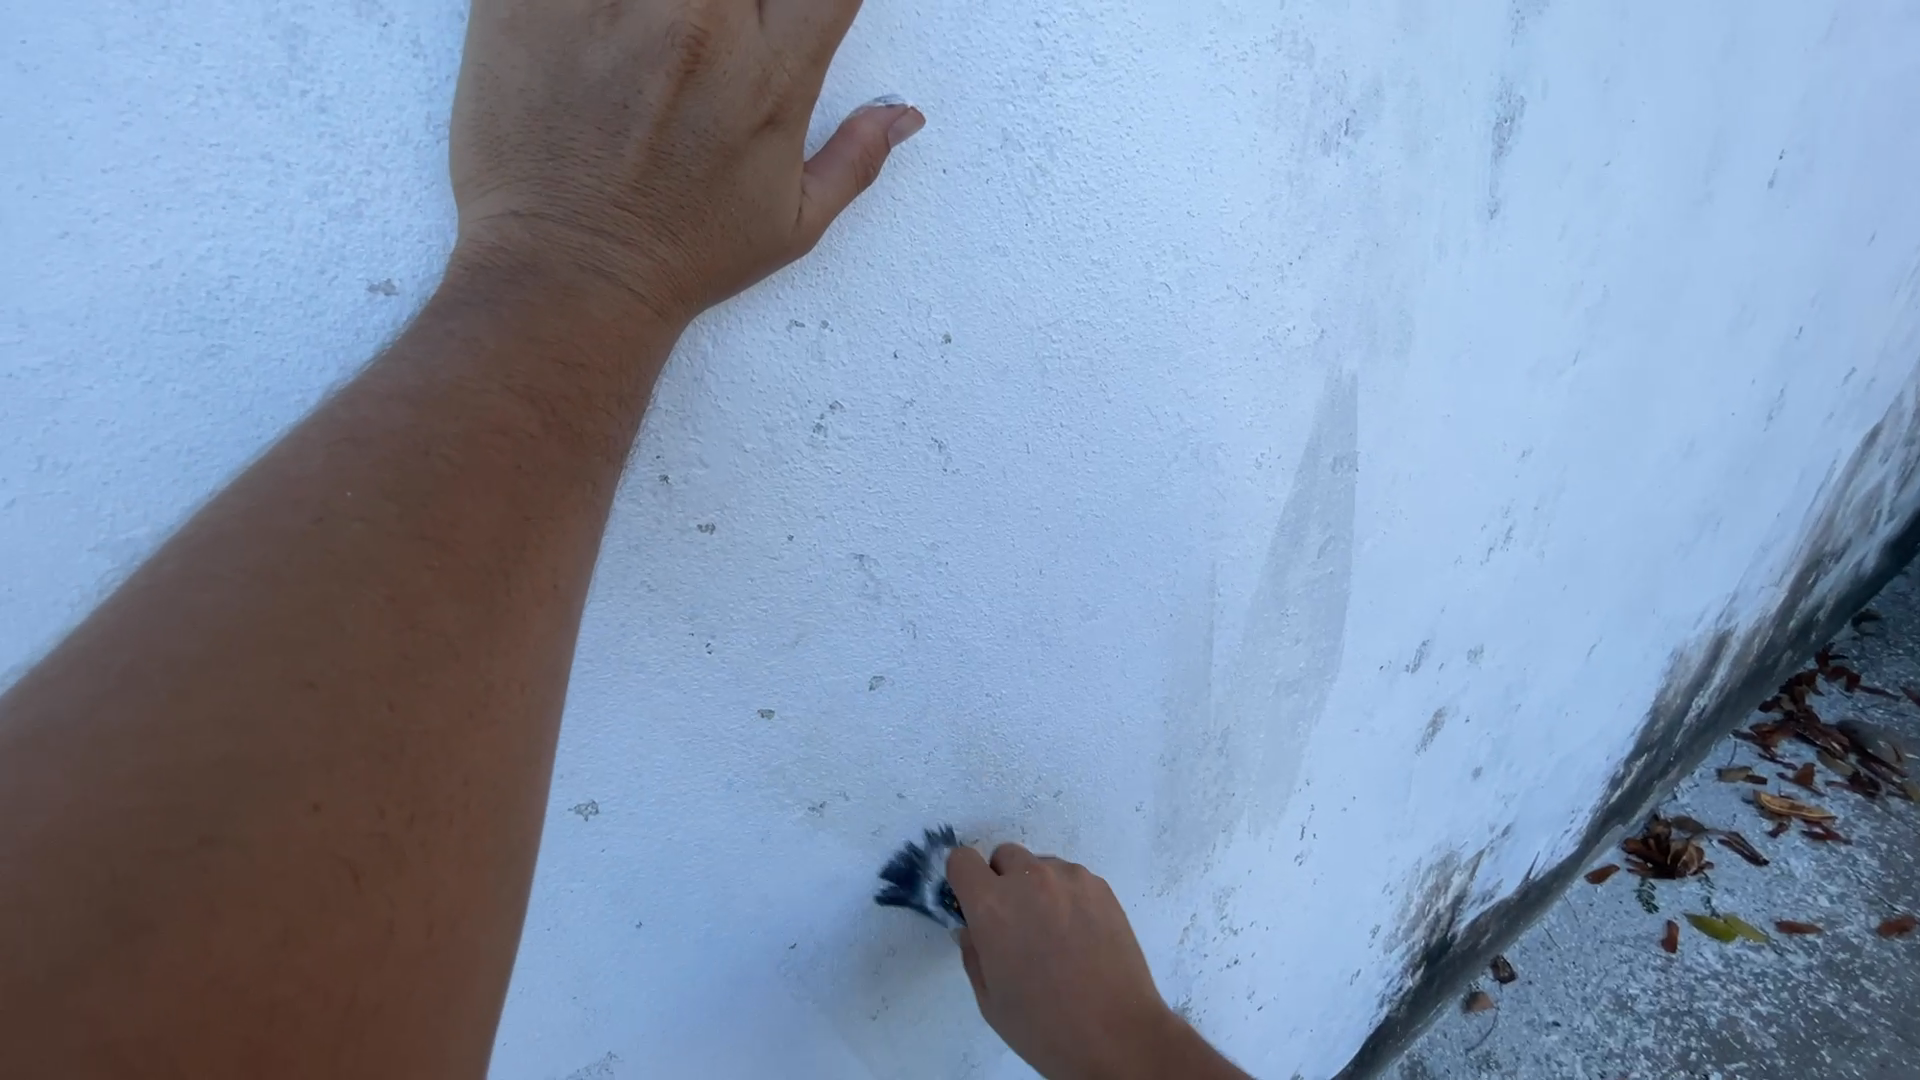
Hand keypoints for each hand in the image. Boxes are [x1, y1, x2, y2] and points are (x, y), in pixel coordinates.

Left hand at [448, 0, 923, 324]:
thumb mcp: (794, 225)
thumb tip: (905, 114)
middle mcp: (699, 21)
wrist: (574, 275)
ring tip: (664, 37)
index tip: (795, 16)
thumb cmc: (687, 255)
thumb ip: (856, 159)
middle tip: (723, 34)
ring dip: (675, 0)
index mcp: (771, 76)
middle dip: (742, 3)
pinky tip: (608, 26)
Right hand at [949, 844, 1241, 1079]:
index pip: (962, 860)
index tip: (973, 900)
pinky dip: (1068, 897)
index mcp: (993, 906)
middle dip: (1002, 882)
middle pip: (1003, 855)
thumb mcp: (990, 1000)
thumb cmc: (1045, 1026)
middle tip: (1017, 923)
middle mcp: (1028, 879)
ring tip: (1056, 934)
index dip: (964, 879)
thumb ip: (973, 952)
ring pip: (1040, 866)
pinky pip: (1071, 878)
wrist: (1117, 1036)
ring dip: (1038, 888)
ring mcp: (1068, 877)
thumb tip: (973, 928)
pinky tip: (1081, 935)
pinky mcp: (1099, 885)